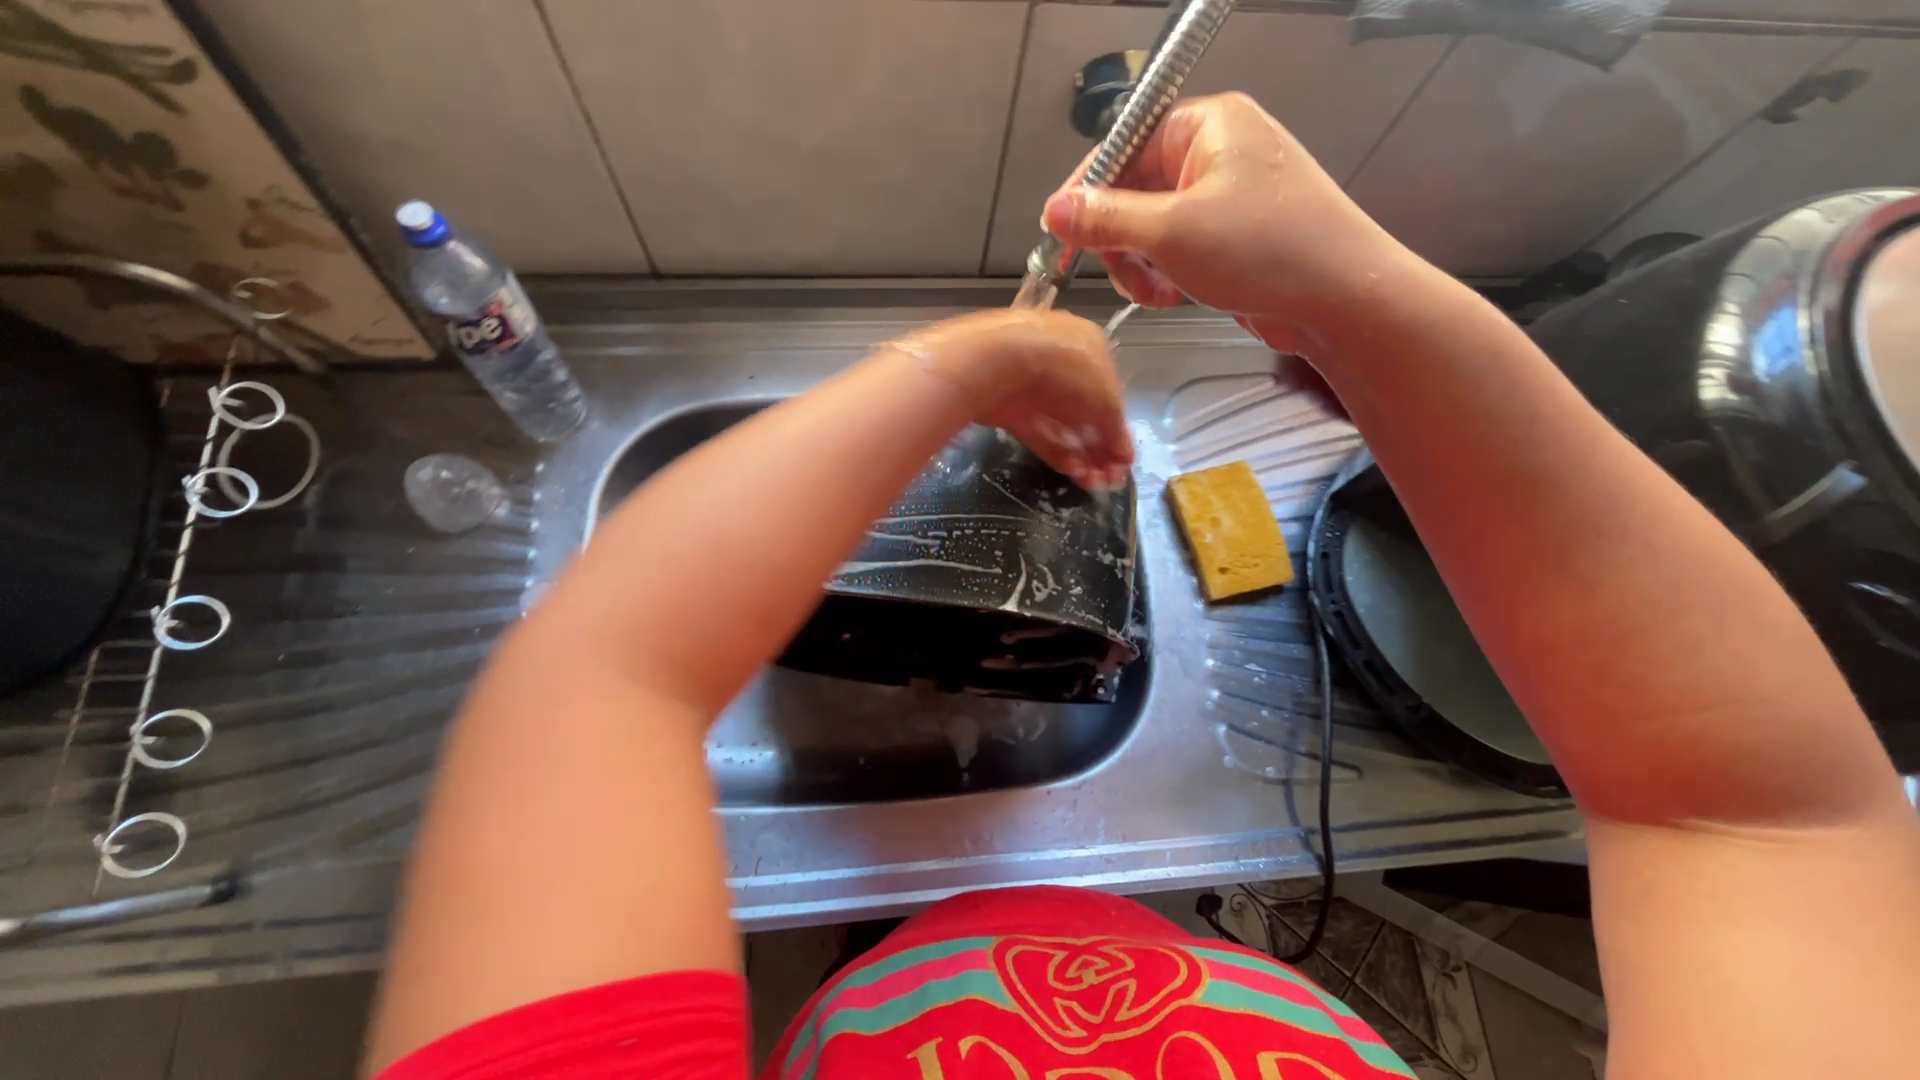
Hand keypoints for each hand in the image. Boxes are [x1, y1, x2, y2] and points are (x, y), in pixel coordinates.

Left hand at [895, 308, 1133, 489]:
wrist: (995, 362)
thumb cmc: (1064, 369)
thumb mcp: (1105, 398)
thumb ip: (1116, 429)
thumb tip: (1125, 456)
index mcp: (1090, 347)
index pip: (1110, 392)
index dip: (1118, 428)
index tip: (1125, 460)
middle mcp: (1062, 364)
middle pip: (1086, 413)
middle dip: (1101, 448)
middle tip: (1112, 480)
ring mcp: (1033, 388)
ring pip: (1063, 427)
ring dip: (1082, 455)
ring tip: (1095, 483)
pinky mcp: (1010, 410)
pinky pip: (1039, 433)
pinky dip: (1057, 452)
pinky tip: (1073, 472)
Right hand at [1042, 92, 1430, 356]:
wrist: (1344, 300)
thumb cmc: (1270, 250)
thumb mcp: (1171, 232)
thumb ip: (1105, 219)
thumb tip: (1054, 210)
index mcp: (1206, 125)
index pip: (1123, 144)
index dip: (1087, 190)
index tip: (1061, 230)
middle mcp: (1216, 152)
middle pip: (1132, 190)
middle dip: (1121, 240)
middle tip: (1127, 273)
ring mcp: (1225, 196)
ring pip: (1150, 228)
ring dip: (1142, 265)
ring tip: (1159, 292)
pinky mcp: (1231, 237)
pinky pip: (1175, 250)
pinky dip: (1166, 276)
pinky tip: (1178, 295)